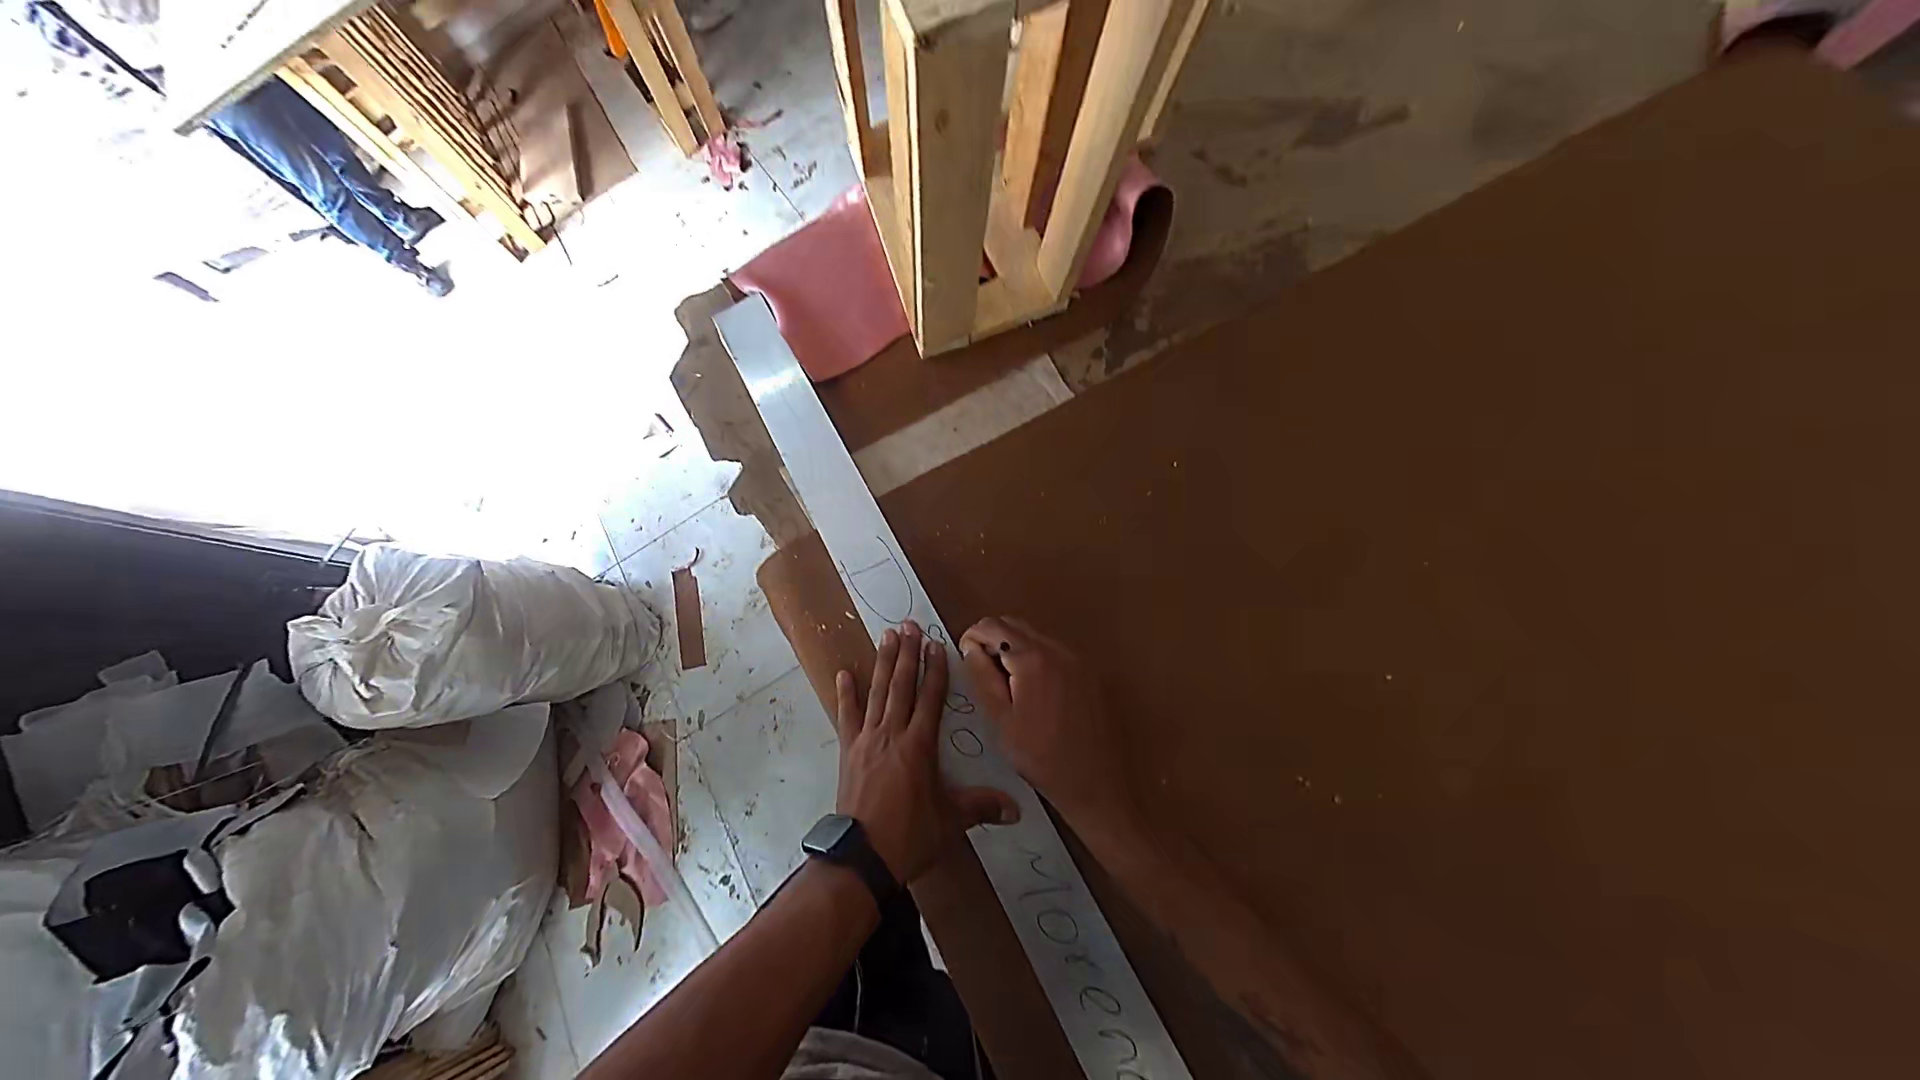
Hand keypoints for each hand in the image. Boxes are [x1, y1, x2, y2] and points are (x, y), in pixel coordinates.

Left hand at [834, 621, 1019, 884]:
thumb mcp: (951, 821)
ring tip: (886, 636)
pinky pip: (847, 717)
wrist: (862, 858)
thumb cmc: (910, 837)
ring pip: (877, 694)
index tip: (935, 644)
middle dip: (907, 654)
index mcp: (920, 746)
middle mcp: (893, 735)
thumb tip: (1017, 809)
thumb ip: (982, 807)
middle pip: (902, 686)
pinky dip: (845, 695)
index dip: (935, 670)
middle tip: (908, 624)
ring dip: (882, 663)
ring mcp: (867, 741)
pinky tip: (843, 674)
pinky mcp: (849, 752)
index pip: (931, 698)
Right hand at [960, 617, 1137, 831]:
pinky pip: (1055, 652)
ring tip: (1007, 685)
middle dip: (993, 640)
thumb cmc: (1041, 758)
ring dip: (1015, 649)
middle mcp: (1058, 649)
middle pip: (1015, 625)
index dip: (972, 637)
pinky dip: (1037, 659)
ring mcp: (1079, 659)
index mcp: (1033, 659)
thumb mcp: (1000, 720)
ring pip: (1036, 637)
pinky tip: (1034, 692)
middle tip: (983, 672)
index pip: (992, 626)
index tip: (966, 660)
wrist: (1095, 784)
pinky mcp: (1091, 673)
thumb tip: (970, 648)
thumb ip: (982, 677)